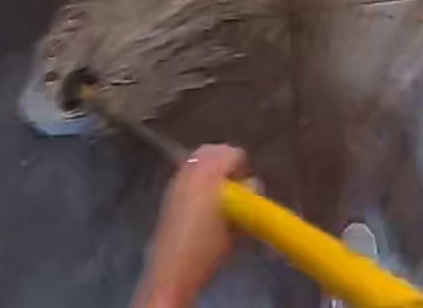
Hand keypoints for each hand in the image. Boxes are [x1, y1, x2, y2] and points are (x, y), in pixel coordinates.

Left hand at [134, 144, 248, 307]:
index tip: (246, 188)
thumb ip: (247, 198)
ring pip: (201, 157)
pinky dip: (199, 176)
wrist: (171, 272)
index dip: (244, 169)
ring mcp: (179, 176)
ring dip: (213, 167)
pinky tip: (202, 199)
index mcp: (212, 170)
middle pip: (216, 150)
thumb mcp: (237, 223)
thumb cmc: (208, 247)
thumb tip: (252, 186)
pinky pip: (189, 170)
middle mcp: (194, 166)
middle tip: (235, 187)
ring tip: (219, 192)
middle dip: (228, 163)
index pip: (236, 154)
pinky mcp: (169, 189)